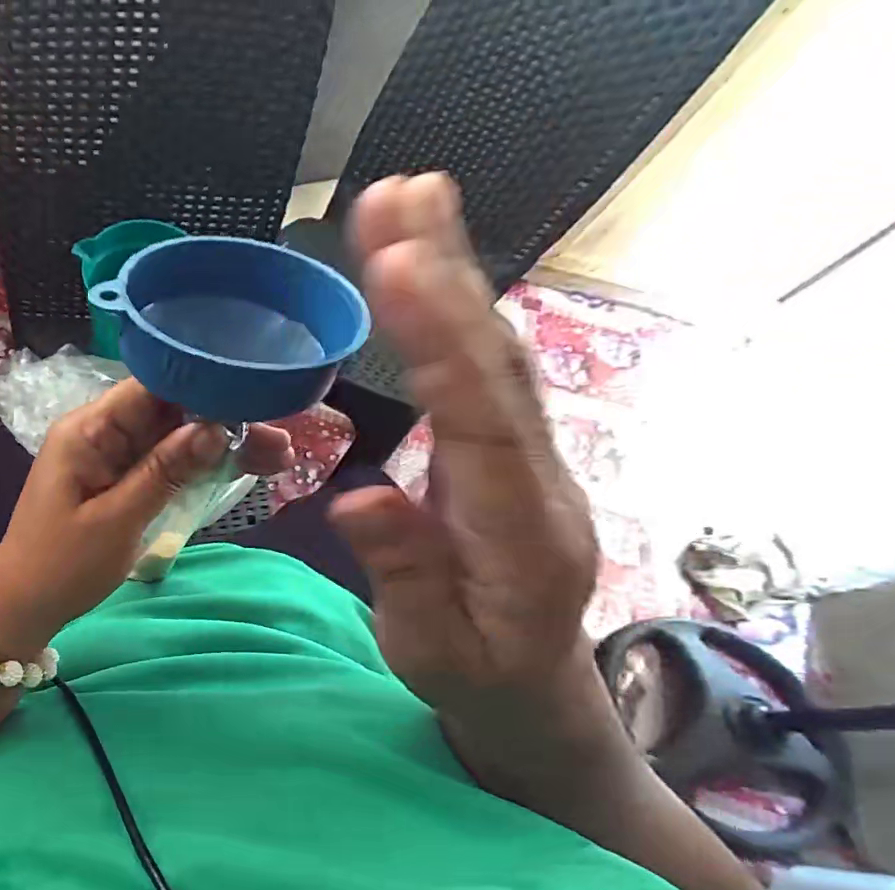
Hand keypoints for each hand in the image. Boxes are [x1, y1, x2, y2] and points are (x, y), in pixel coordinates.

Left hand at [0, 380, 293, 654]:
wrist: (23, 607)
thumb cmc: (61, 565)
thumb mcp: (116, 519)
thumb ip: (165, 471)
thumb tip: (216, 427)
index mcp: (88, 430)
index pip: (152, 387)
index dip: (203, 384)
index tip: (256, 391)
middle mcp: (100, 434)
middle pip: (169, 412)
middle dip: (224, 419)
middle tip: (283, 437)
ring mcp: (110, 459)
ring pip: (172, 439)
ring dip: (220, 445)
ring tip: (280, 454)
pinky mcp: (119, 484)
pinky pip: (163, 465)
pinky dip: (199, 468)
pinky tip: (243, 466)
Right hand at [328, 174, 603, 734]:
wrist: (534, 689)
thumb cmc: (475, 674)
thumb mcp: (428, 646)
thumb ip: (404, 572)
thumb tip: (360, 493)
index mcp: (516, 526)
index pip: (476, 417)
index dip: (437, 339)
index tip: (398, 266)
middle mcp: (532, 475)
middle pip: (492, 361)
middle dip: (445, 274)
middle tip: (400, 194)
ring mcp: (525, 458)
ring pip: (491, 356)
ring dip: (452, 276)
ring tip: (409, 206)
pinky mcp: (504, 454)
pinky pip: (481, 375)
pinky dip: (453, 316)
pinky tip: (427, 277)